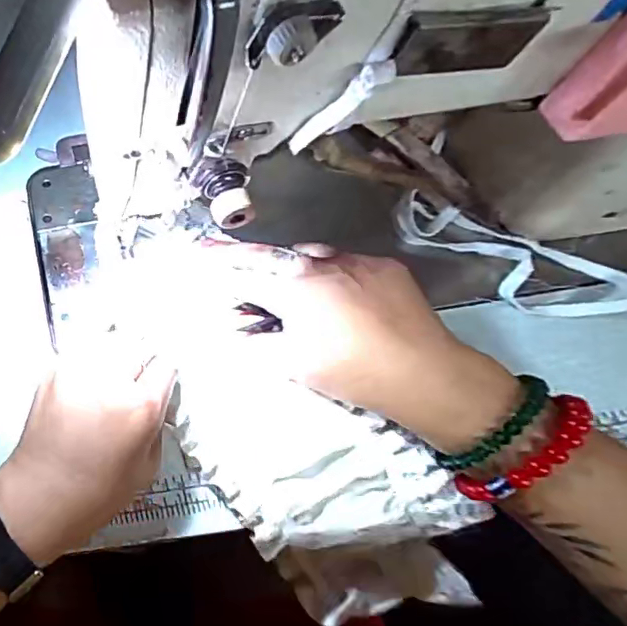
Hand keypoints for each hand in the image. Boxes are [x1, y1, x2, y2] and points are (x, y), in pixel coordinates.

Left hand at [0, 340, 175, 565]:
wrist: (41, 496)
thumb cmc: (98, 492)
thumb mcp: (148, 466)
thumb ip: (156, 424)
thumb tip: (156, 397)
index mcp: (142, 406)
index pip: (166, 364)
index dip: (165, 373)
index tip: (161, 381)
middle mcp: (111, 381)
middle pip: (139, 344)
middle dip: (143, 358)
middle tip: (139, 377)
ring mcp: (78, 372)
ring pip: (110, 339)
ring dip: (118, 352)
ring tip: (116, 372)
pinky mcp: (54, 372)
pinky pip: (84, 349)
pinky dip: (93, 357)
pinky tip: (93, 378)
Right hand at [177, 243, 520, 451]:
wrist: (426, 374)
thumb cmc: (352, 372)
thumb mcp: (294, 365)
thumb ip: (256, 345)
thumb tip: (233, 334)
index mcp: (296, 286)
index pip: (246, 271)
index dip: (220, 264)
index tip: (200, 251)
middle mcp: (324, 262)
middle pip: (279, 260)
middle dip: (259, 269)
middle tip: (253, 289)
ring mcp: (359, 260)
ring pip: (315, 258)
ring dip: (299, 273)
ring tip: (302, 300)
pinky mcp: (386, 266)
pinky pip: (348, 264)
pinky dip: (334, 277)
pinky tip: (341, 302)